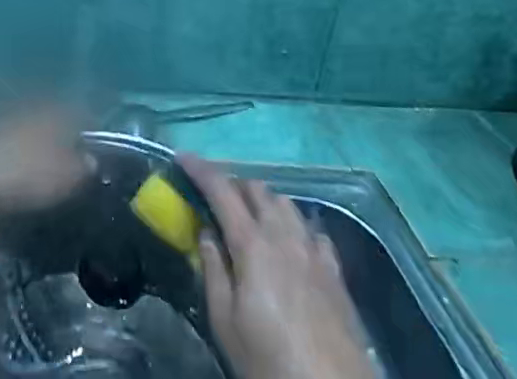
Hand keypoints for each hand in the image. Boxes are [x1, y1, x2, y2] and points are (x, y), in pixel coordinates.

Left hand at [0, 104, 91, 212]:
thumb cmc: (30, 176)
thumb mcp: (67, 178)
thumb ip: (84, 166)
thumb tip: (91, 159)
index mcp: (59, 111)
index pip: (82, 111)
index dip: (91, 124)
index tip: (95, 140)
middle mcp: (35, 104)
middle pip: (57, 111)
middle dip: (65, 124)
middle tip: (72, 144)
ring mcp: (11, 113)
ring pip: (34, 117)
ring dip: (42, 130)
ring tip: (47, 150)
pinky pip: (16, 127)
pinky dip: (22, 137)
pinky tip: (23, 152)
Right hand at [180, 154, 374, 378]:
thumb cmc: (268, 361)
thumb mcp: (225, 321)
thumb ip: (213, 270)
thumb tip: (206, 233)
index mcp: (252, 244)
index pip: (221, 190)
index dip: (200, 169)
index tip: (181, 157)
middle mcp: (284, 236)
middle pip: (257, 189)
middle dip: (233, 184)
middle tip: (214, 200)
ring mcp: (314, 251)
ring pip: (286, 203)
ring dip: (263, 201)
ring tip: (250, 218)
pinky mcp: (335, 271)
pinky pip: (312, 230)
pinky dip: (294, 225)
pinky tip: (289, 243)